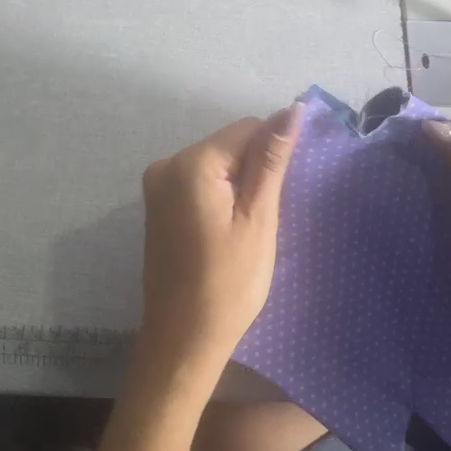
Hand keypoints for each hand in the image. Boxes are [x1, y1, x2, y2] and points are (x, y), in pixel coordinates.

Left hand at [137, 105, 301, 368]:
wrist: (182, 341)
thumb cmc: (228, 284)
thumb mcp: (258, 219)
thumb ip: (272, 160)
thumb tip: (293, 109)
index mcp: (191, 163)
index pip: (247, 128)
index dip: (273, 153)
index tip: (285, 191)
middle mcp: (167, 164)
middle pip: (229, 144)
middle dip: (254, 169)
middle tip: (265, 217)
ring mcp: (158, 185)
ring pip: (217, 163)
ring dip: (239, 184)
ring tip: (248, 228)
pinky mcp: (158, 205)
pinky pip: (200, 182)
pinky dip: (221, 196)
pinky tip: (229, 230)